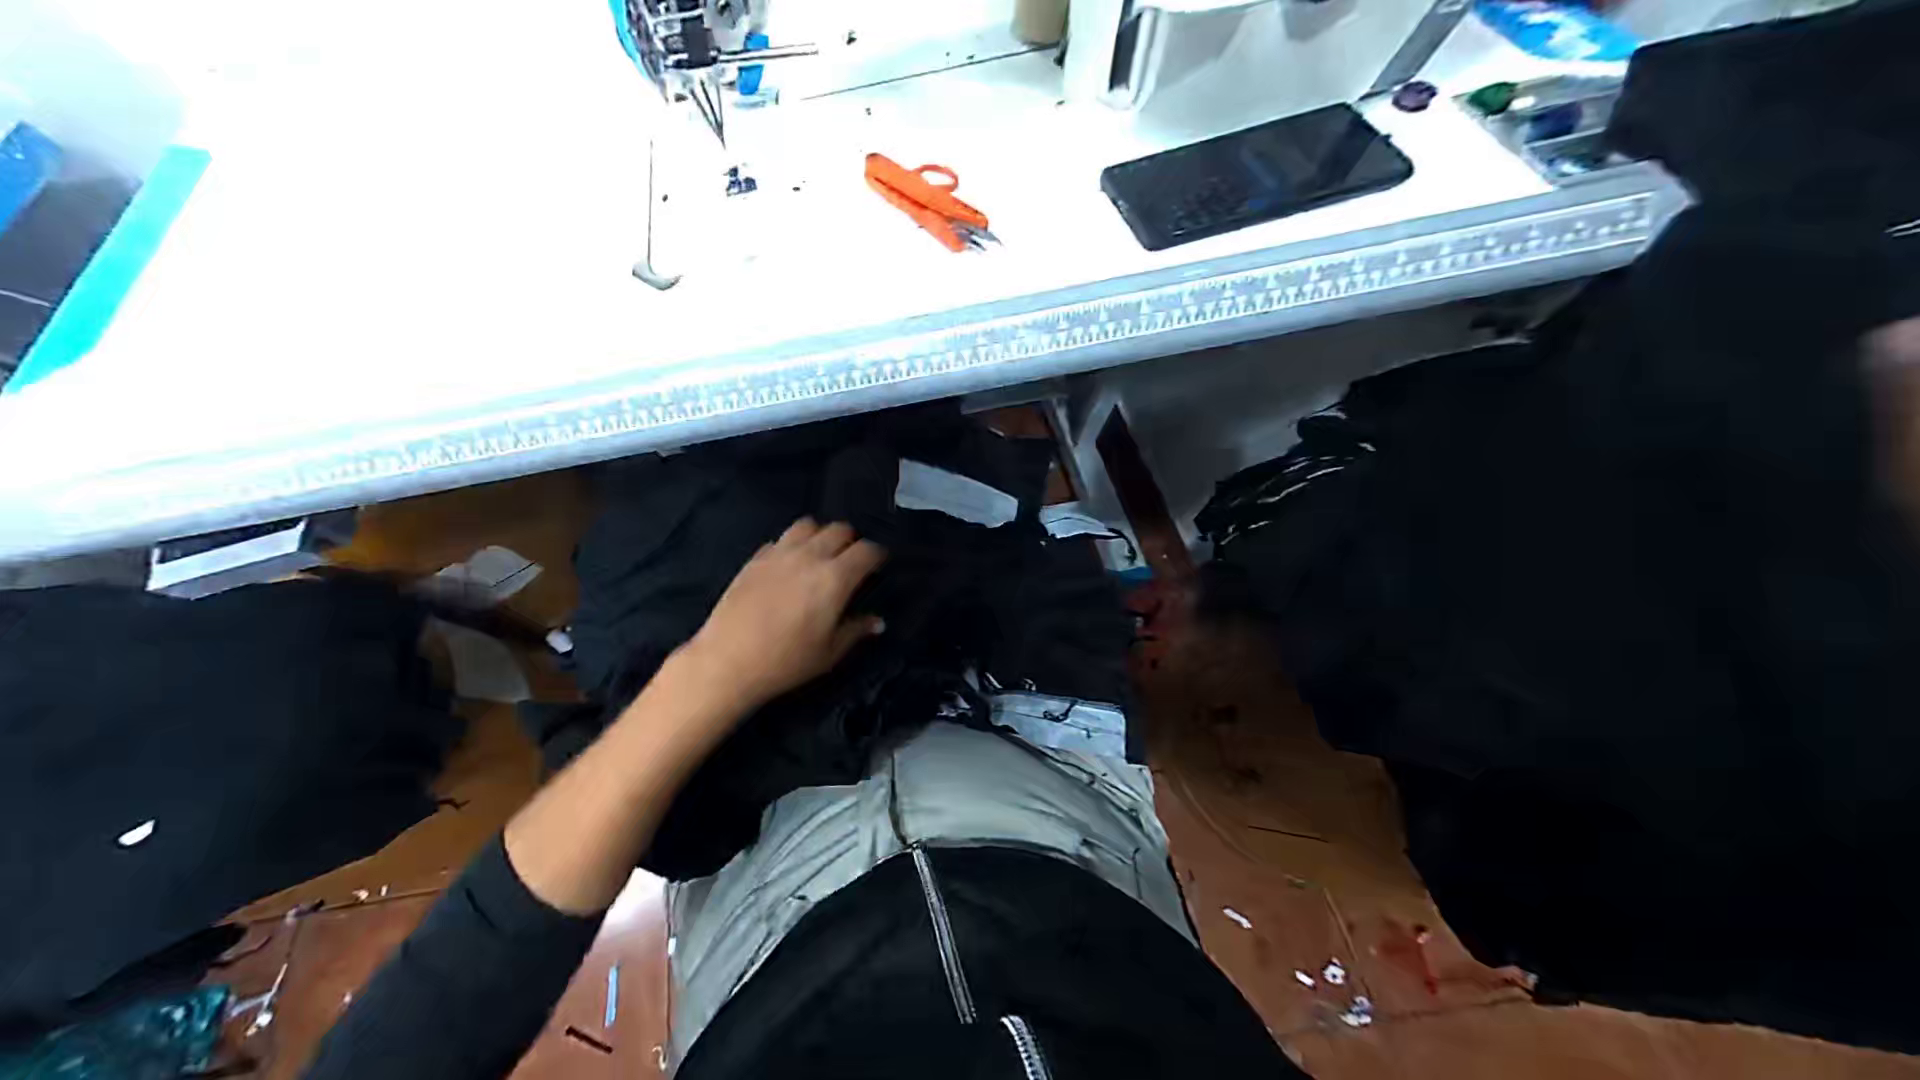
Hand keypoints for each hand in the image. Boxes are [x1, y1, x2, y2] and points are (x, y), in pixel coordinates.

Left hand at [680, 518, 887, 709]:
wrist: (727, 662)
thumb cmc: (786, 662)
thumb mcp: (829, 653)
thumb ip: (856, 630)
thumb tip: (877, 622)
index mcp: (835, 578)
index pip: (867, 550)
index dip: (877, 555)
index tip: (878, 566)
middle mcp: (809, 557)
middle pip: (839, 529)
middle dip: (851, 541)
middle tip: (851, 561)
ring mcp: (779, 553)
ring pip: (808, 525)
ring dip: (820, 535)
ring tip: (819, 555)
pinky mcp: (755, 559)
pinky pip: (779, 540)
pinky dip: (790, 546)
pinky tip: (788, 566)